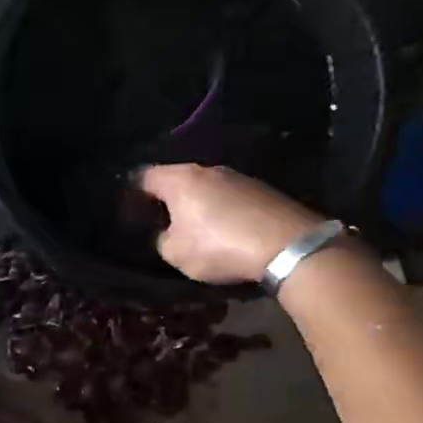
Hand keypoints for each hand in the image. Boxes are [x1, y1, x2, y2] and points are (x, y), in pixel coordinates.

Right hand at [136, 164, 324, 283]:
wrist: (291, 247)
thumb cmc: (219, 246)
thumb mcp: (173, 252)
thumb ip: (162, 238)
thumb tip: (169, 233)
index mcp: (180, 179)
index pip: (144, 177)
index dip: (133, 194)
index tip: (131, 213)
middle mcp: (209, 170)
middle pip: (178, 181)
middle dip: (168, 200)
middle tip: (160, 223)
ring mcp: (241, 178)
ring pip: (207, 190)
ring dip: (198, 206)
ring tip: (194, 230)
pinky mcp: (265, 192)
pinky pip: (231, 199)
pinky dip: (224, 212)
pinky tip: (225, 233)